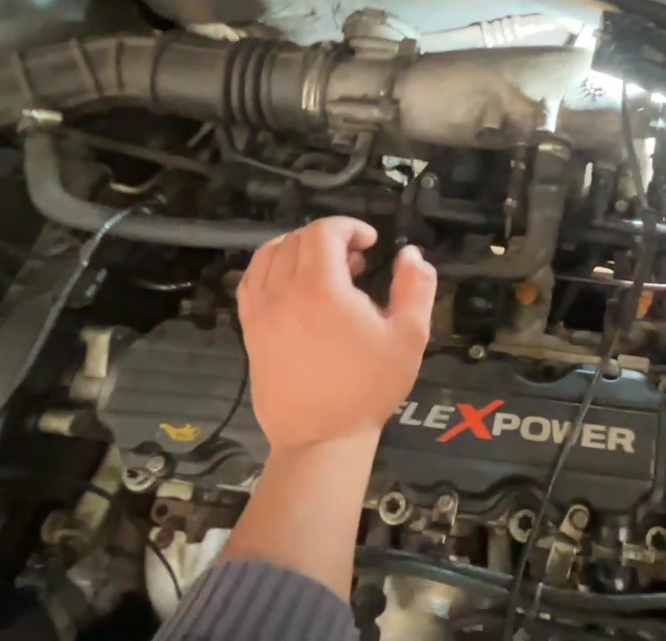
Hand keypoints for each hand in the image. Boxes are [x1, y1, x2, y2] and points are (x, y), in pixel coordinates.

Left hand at [238, 217, 437, 452]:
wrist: (321, 439)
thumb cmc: (368, 387)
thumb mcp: (409, 336)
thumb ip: (416, 287)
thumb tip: (411, 254)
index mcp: (321, 289)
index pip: (323, 231)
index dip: (350, 227)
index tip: (371, 244)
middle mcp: (283, 293)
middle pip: (296, 238)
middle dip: (329, 237)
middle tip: (356, 263)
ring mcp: (260, 312)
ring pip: (269, 254)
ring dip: (298, 249)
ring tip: (324, 269)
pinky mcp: (250, 331)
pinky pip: (251, 281)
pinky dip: (271, 268)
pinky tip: (293, 284)